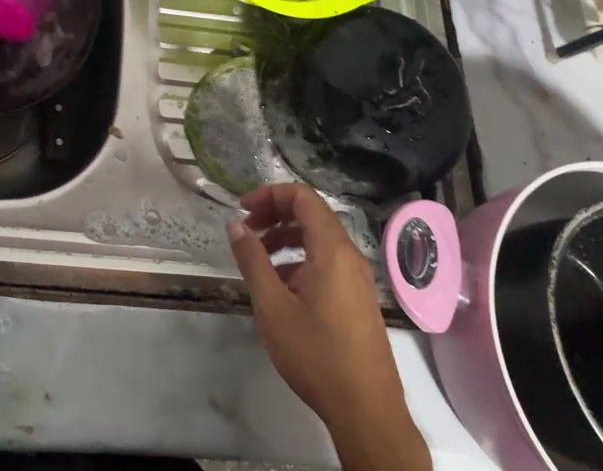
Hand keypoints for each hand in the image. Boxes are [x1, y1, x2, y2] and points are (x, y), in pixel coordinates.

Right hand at [228, 184, 429, 470]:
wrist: (366, 409)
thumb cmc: (316, 354)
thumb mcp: (272, 306)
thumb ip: (252, 260)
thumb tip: (235, 225)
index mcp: (332, 250)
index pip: (303, 198)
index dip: (270, 194)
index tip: (242, 209)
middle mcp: (351, 256)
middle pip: (312, 215)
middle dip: (275, 215)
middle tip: (246, 231)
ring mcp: (359, 278)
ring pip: (320, 240)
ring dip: (287, 239)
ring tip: (259, 261)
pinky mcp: (359, 298)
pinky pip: (329, 262)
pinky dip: (302, 260)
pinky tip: (282, 289)